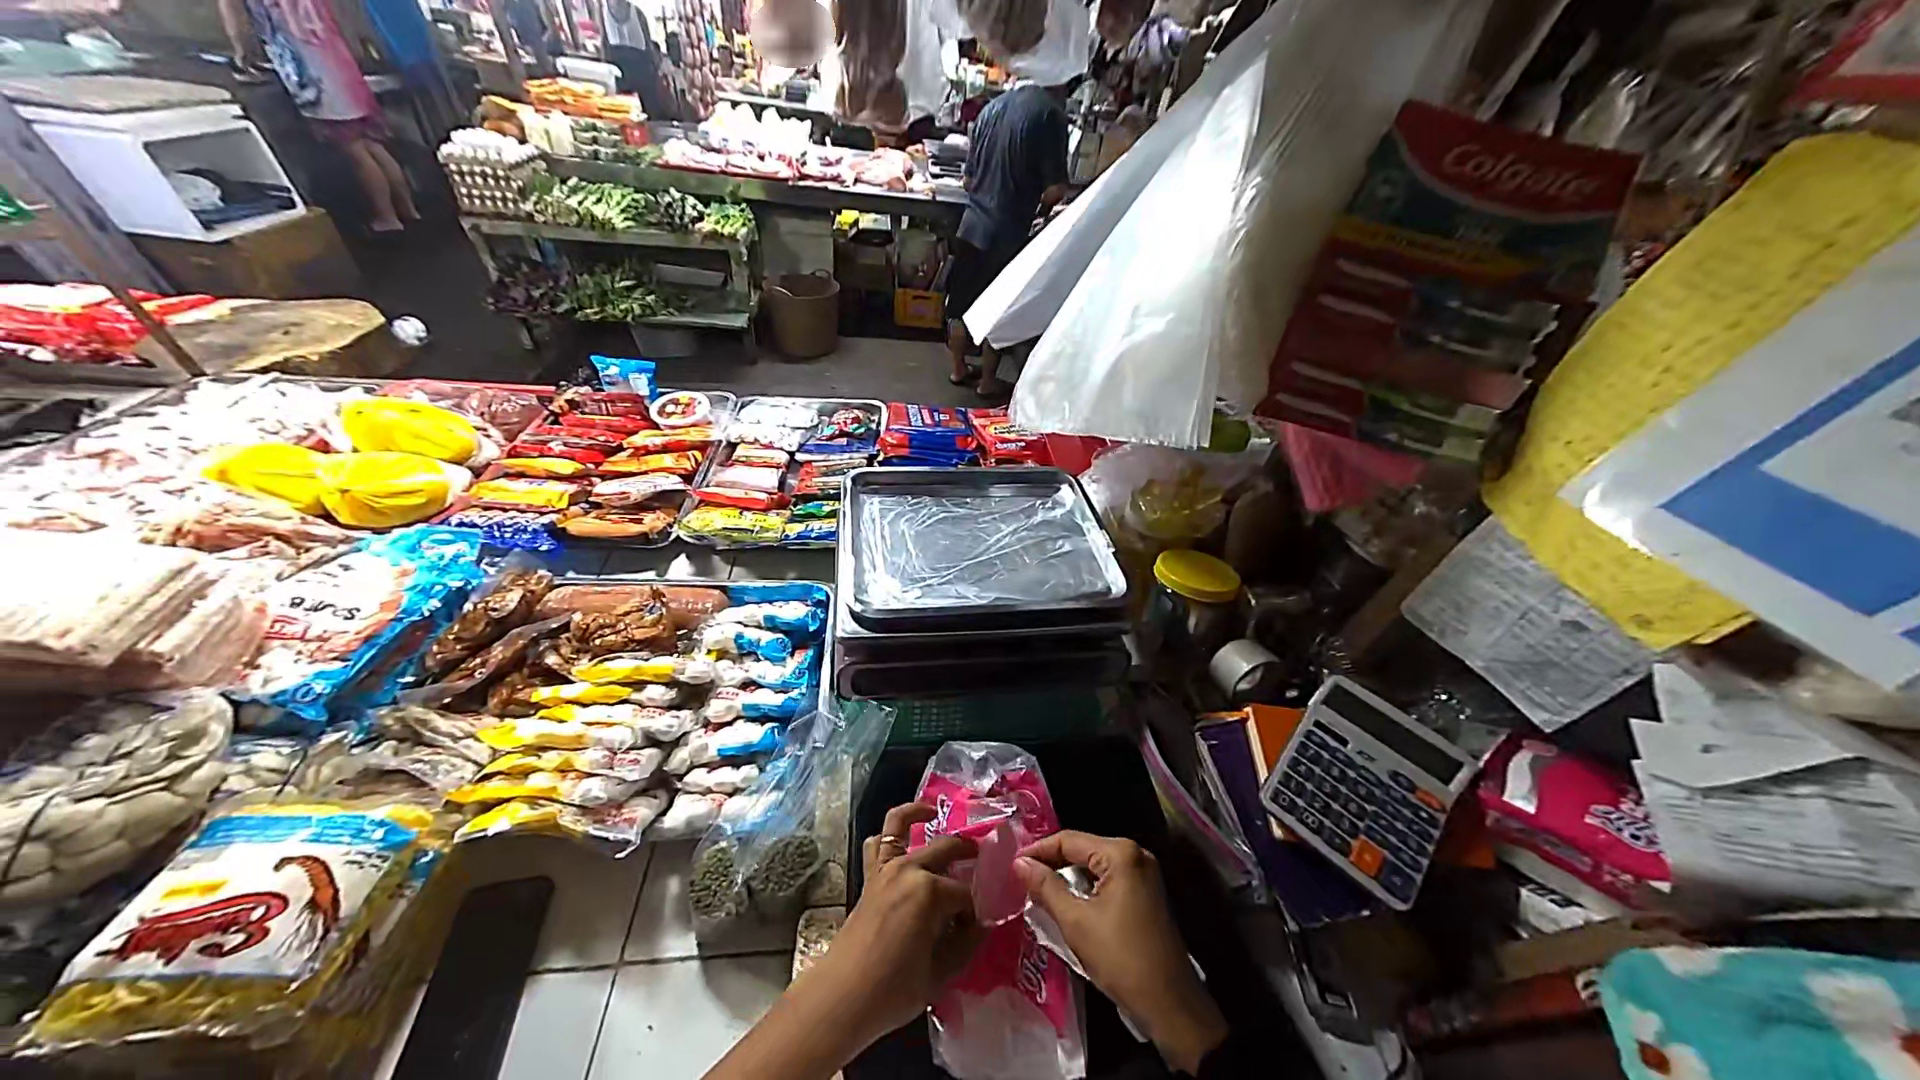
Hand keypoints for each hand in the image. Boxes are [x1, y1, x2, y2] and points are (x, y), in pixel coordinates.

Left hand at [705, 804, 983, 1079]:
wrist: (841, 998)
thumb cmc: (893, 990)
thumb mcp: (941, 973)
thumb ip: (966, 943)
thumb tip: (982, 923)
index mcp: (931, 891)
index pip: (968, 894)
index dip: (980, 910)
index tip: (984, 925)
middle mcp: (909, 869)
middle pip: (948, 849)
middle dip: (970, 855)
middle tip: (984, 867)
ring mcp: (886, 868)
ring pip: (901, 823)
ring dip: (919, 813)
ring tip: (935, 813)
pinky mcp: (870, 876)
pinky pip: (878, 842)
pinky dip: (890, 833)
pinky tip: (903, 838)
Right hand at [1015, 832, 1227, 1073]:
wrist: (1171, 1005)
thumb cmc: (1121, 958)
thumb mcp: (1076, 921)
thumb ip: (1046, 887)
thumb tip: (1020, 863)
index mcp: (1121, 853)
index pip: (1068, 840)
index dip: (1038, 851)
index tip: (1013, 866)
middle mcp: (1135, 855)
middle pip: (1082, 850)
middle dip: (1052, 864)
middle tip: (1022, 880)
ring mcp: (1144, 874)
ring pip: (1093, 867)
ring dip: (1067, 878)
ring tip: (1038, 893)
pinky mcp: (1146, 894)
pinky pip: (1107, 881)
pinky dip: (1085, 889)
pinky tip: (1066, 905)